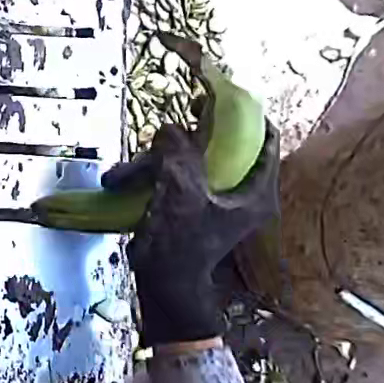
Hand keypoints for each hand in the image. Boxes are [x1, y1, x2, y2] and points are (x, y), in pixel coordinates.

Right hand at [104, 122, 278, 345]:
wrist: (162, 284)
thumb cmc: (181, 245)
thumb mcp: (182, 194)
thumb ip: (179, 156)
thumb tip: (170, 128)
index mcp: (255, 191)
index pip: (265, 140)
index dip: (244, 115)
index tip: (217, 98)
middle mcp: (238, 193)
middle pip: (215, 149)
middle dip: (178, 144)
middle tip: (161, 133)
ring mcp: (211, 200)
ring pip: (184, 163)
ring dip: (148, 165)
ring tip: (118, 177)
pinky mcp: (186, 206)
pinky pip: (168, 178)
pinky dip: (145, 177)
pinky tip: (119, 182)